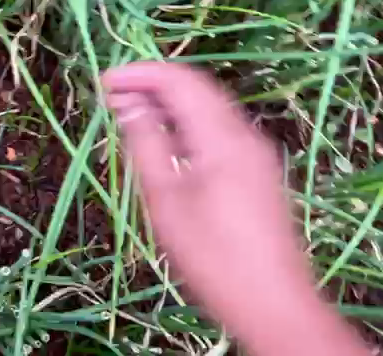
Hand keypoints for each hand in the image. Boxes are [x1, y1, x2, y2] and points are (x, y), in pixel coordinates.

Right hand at [102, 62, 372, 355]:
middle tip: (114, 95)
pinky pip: (218, 126)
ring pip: (207, 104)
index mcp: (222, 137)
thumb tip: (128, 104)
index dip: (139, 74)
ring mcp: (255, 152)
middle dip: (152, 84)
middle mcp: (243, 134)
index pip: (178, 81)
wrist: (277, 309)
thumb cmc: (214, 258)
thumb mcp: (166, 200)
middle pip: (195, 86)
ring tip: (132, 113)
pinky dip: (187, 120)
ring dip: (169, 101)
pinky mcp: (258, 169)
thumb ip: (146, 144)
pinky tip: (165, 140)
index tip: (106, 81)